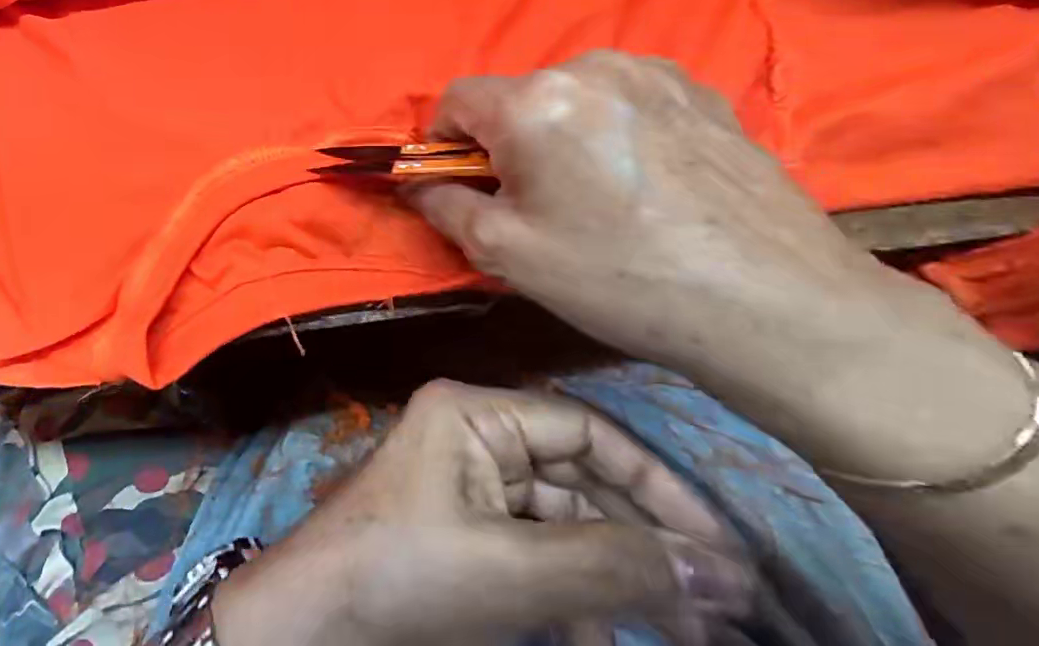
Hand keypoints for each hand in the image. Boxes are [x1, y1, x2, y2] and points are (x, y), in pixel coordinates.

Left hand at [212, 380, 755, 645]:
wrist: (315, 629)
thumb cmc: (407, 578)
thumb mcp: (514, 571)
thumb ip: (613, 566)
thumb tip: (717, 574)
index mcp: (477, 414)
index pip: (585, 431)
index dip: (656, 483)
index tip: (719, 542)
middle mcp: (478, 437)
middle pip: (582, 479)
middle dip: (647, 539)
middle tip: (723, 600)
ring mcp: (473, 486)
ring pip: (567, 523)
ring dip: (622, 574)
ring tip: (693, 629)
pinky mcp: (469, 533)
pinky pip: (539, 553)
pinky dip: (578, 594)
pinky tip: (613, 636)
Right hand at [403, 52, 1022, 480]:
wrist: (776, 304)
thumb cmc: (621, 279)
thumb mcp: (508, 255)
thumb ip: (445, 206)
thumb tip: (418, 181)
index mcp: (535, 101)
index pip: (455, 100)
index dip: (444, 144)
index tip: (463, 187)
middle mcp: (590, 65)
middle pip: (517, 98)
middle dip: (508, 143)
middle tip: (536, 205)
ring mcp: (653, 71)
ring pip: (572, 97)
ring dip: (562, 134)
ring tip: (600, 196)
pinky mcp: (701, 89)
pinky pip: (627, 100)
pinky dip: (614, 130)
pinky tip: (649, 184)